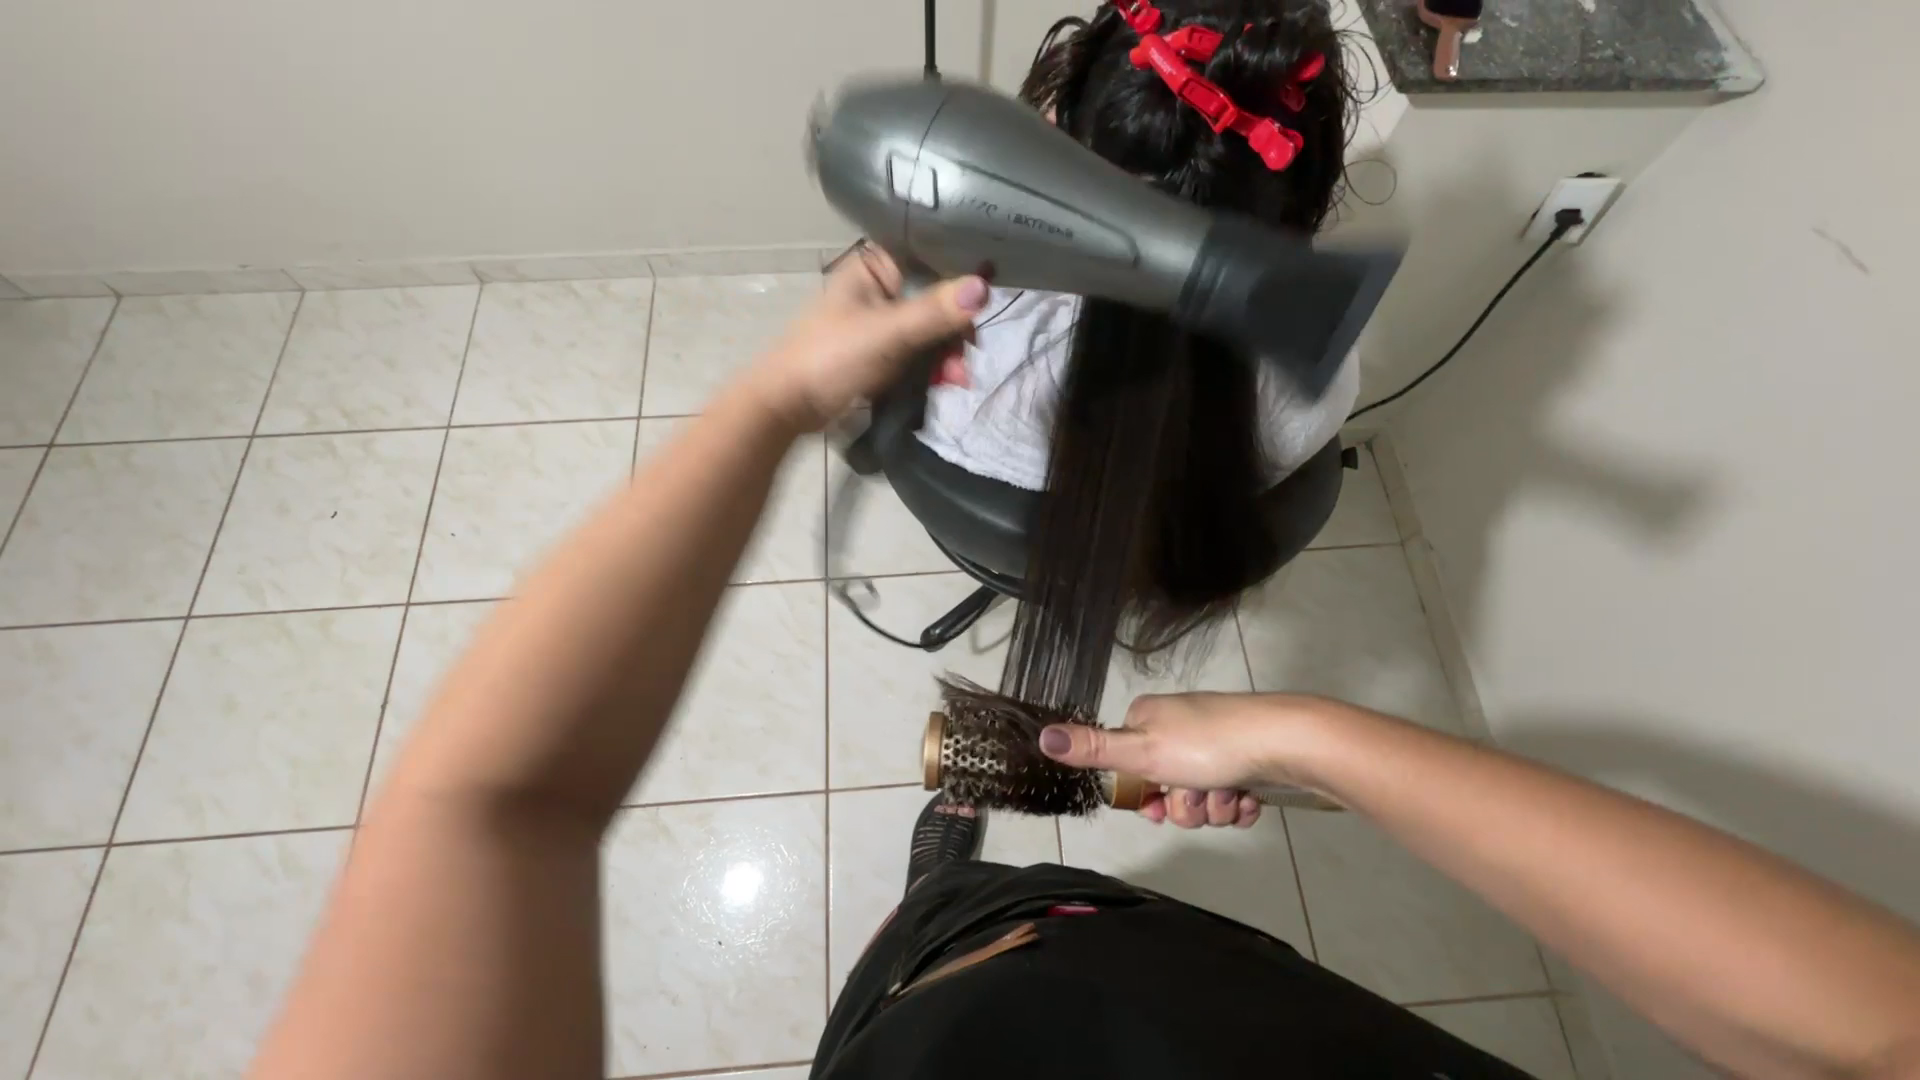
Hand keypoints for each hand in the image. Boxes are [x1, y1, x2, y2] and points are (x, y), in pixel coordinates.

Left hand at [747, 246, 989, 430]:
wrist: (789, 406)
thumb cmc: (831, 358)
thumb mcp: (888, 332)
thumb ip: (935, 311)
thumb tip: (984, 288)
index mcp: (875, 266)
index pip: (931, 258)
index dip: (961, 280)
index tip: (983, 308)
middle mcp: (880, 287)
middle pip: (936, 300)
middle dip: (955, 332)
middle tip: (967, 359)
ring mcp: (880, 321)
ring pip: (930, 330)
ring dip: (947, 355)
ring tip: (956, 380)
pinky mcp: (881, 351)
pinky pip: (918, 352)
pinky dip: (932, 367)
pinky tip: (944, 383)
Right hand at [1039, 692, 1335, 828]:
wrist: (1287, 742)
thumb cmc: (1208, 746)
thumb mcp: (1142, 751)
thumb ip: (1093, 749)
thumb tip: (1041, 736)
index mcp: (1150, 718)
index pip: (1130, 769)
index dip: (1146, 796)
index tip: (1160, 803)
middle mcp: (1179, 728)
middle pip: (1167, 788)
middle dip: (1187, 805)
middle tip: (1202, 796)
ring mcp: (1215, 744)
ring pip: (1200, 797)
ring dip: (1215, 807)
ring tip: (1232, 795)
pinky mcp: (1246, 760)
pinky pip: (1230, 796)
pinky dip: (1237, 804)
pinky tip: (1249, 799)